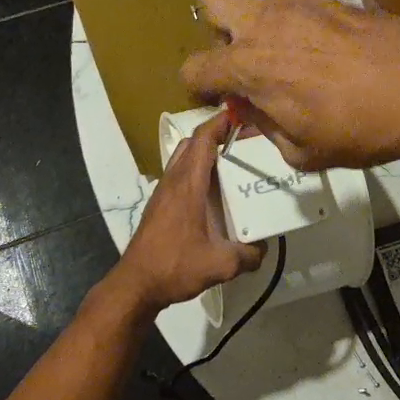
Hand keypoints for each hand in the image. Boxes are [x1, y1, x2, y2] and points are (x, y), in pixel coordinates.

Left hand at [106, 115, 266, 311]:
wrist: (136, 284)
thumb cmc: (175, 266)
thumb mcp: (221, 265)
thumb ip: (249, 255)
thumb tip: (264, 247)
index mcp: (188, 185)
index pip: (203, 139)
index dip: (221, 122)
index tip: (242, 115)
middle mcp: (173, 181)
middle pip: (192, 143)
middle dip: (216, 135)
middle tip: (243, 142)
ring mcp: (162, 192)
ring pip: (183, 158)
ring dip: (204, 153)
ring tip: (231, 165)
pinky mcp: (158, 205)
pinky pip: (178, 175)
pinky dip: (196, 171)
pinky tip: (212, 193)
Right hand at [179, 0, 399, 169]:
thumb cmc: (359, 128)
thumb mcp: (303, 152)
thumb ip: (267, 128)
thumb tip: (254, 111)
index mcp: (249, 65)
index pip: (195, 67)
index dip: (199, 87)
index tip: (219, 99)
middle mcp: (265, 23)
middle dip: (214, 22)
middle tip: (240, 52)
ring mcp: (299, 1)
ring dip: (259, 18)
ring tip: (287, 50)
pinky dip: (296, 19)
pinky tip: (322, 46)